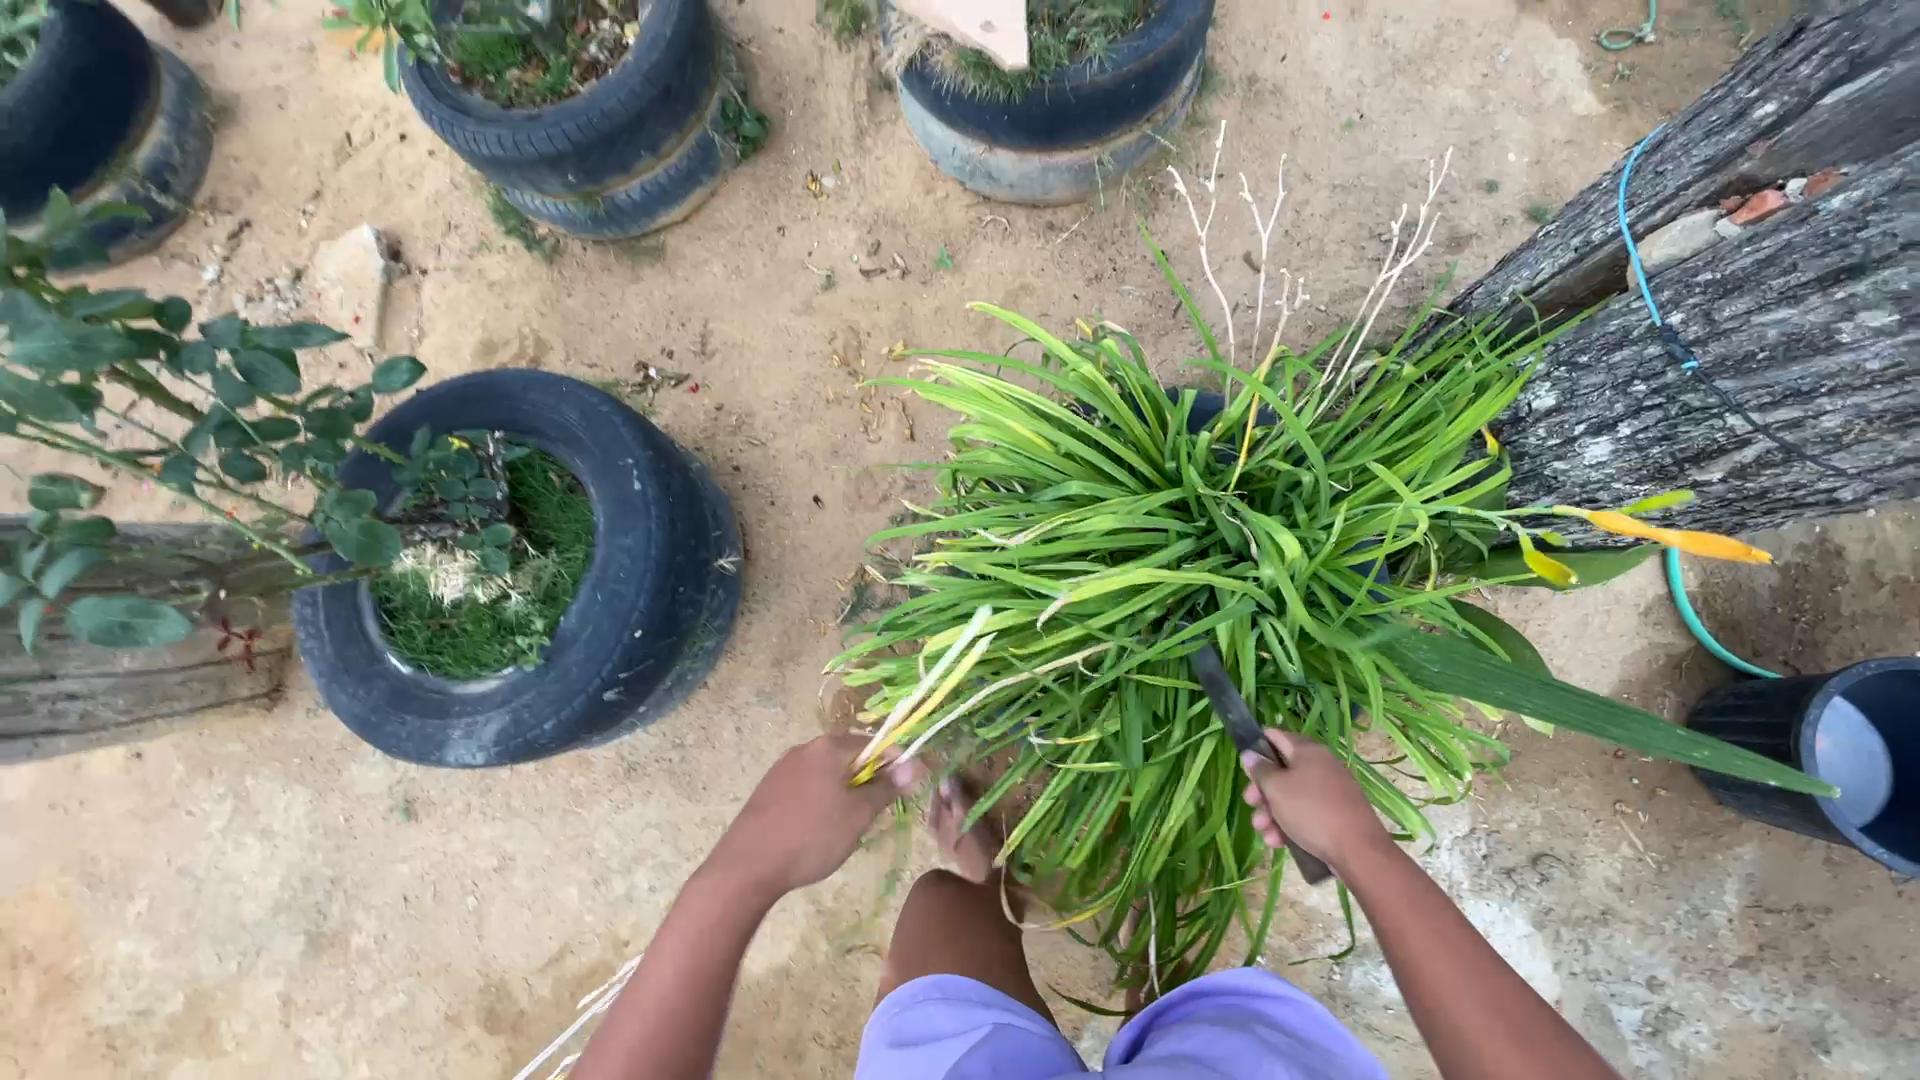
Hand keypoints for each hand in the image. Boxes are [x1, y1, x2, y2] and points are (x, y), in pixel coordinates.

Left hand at [708, 733, 920, 897]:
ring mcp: (783, 767)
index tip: (903, 789)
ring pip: (826, 770)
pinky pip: (806, 783)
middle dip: (867, 776)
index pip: (874, 743)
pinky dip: (820, 797)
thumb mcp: (858, 815)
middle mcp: (805, 748)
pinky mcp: (768, 788)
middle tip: (874, 809)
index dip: (894, 763)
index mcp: (828, 747)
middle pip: (848, 753)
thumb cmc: (811, 836)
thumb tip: (914, 765)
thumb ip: (886, 787)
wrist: (747, 866)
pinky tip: (817, 827)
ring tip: (847, 822)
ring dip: (843, 788)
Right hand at [1239, 729, 1392, 873]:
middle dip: (1261, 789)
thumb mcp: (1276, 788)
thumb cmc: (1311, 811)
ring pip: (1291, 795)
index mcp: (1308, 751)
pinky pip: (1305, 812)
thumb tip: (1249, 754)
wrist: (1358, 851)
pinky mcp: (1335, 814)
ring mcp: (1330, 791)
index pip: (1276, 736)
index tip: (1243, 762)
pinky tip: (1278, 841)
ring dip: (1271, 812)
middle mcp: (1321, 765)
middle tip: (1251, 803)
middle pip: (1281, 770)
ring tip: (1264, 831)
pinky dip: (1289, 823)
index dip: (1256, 745)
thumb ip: (1260, 769)